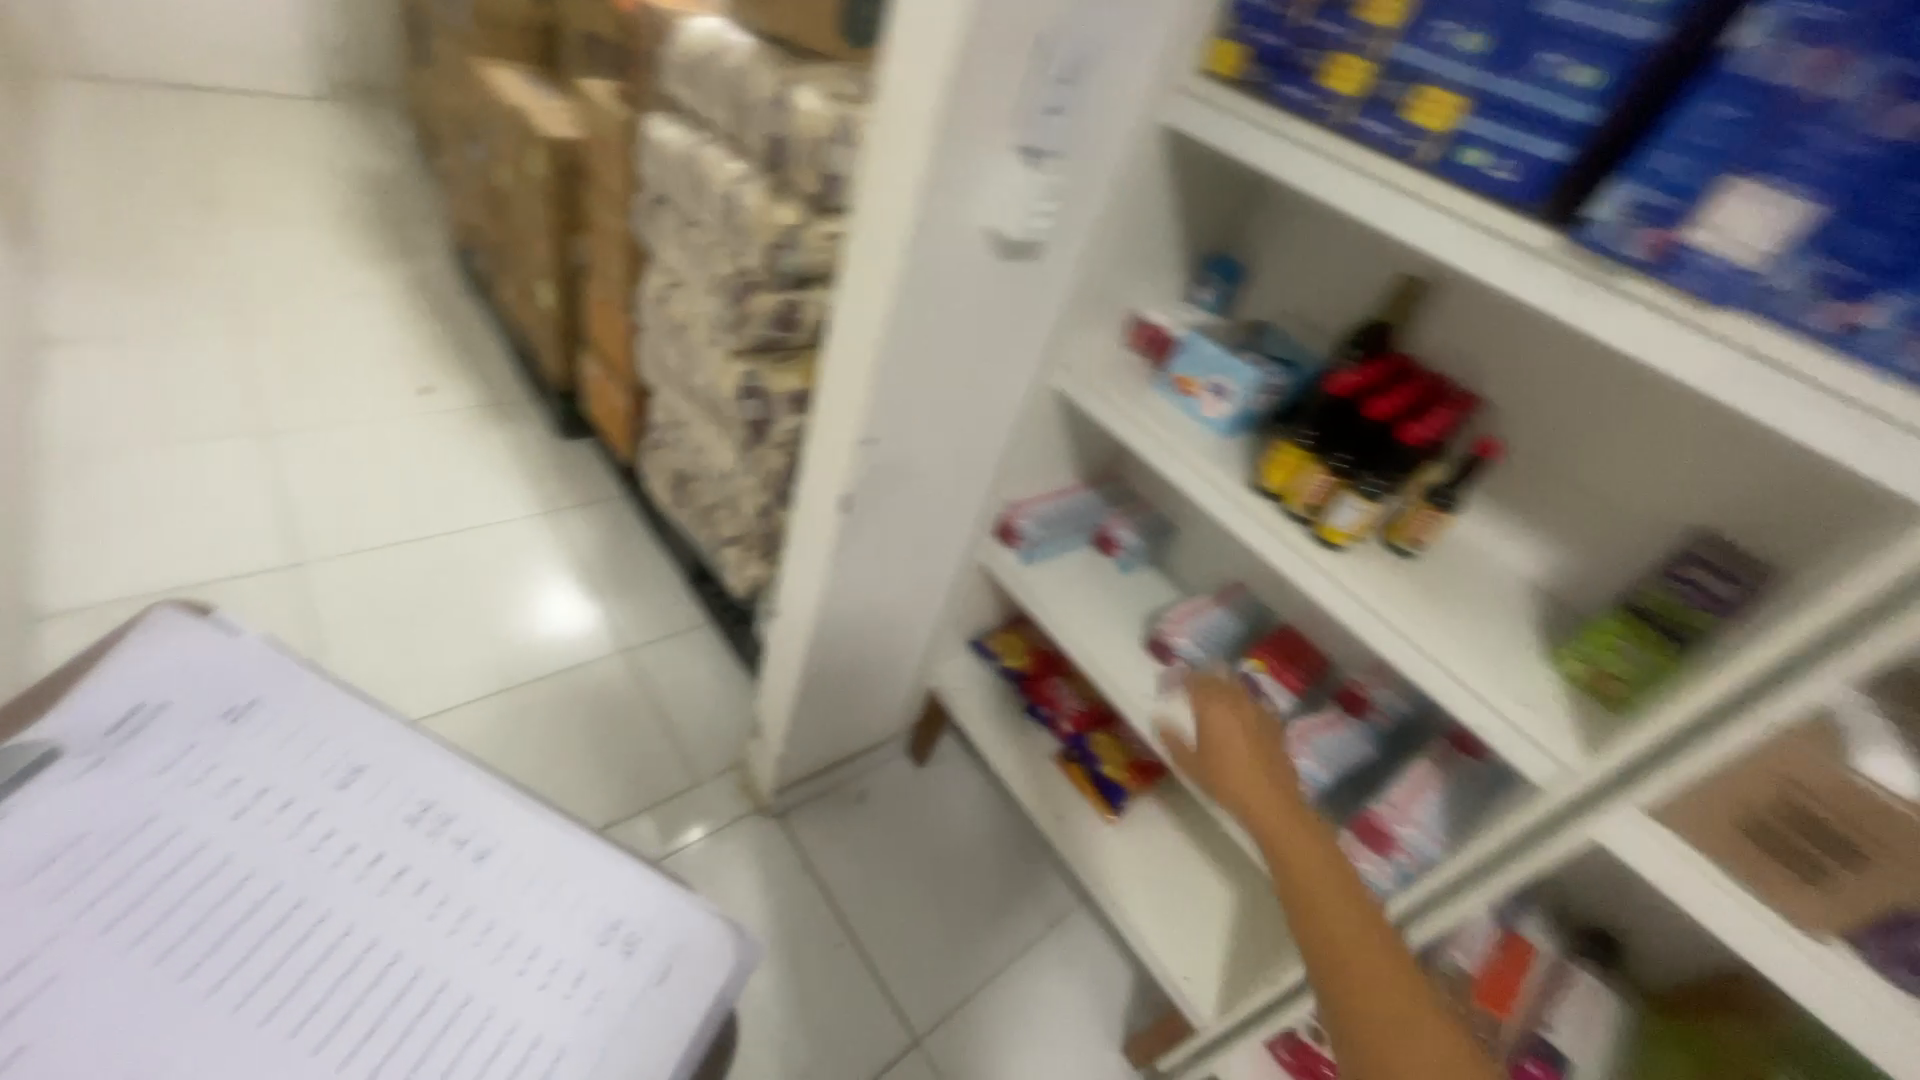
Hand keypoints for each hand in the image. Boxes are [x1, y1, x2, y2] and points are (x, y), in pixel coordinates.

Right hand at [1157, 671, 1307, 833]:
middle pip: (1215, 676)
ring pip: (1236, 684)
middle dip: (1199, 677)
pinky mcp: (1273, 721)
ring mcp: (1257, 708)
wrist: (1271, 800)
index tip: (1166, 686)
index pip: (1191, 679)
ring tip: (1211, 698)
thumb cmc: (1225, 782)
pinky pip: (1252, 700)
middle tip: (1187, 688)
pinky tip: (1238, 715)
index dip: (1177, 678)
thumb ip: (1173, 740)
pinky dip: (1240, 700)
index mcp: (1211, 706)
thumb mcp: (1190, 765)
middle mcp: (1234, 700)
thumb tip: (1159, 721)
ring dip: (1220, 685)